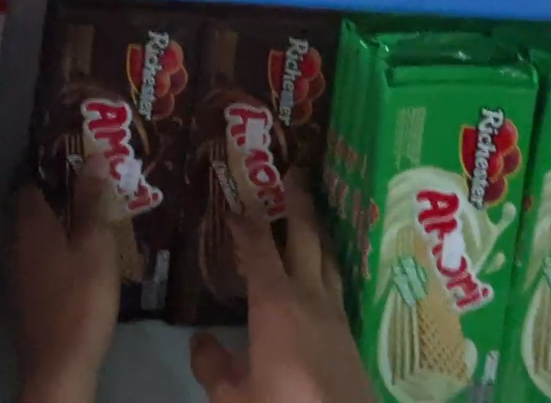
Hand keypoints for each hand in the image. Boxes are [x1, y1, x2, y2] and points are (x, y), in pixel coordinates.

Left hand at [11, 169, 122, 402]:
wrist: (60, 365)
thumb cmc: (80, 296)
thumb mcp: (94, 243)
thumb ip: (91, 200)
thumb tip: (93, 155)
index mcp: (31, 223)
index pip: (30, 181)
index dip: (49, 166)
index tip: (73, 156)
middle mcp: (17, 242)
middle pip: (30, 206)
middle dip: (54, 192)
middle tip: (87, 182)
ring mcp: (18, 271)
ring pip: (33, 232)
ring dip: (55, 220)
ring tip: (86, 212)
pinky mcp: (26, 294)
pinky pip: (37, 254)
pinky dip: (53, 245)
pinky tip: (76, 250)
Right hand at [190, 172, 370, 402]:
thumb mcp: (234, 401)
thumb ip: (213, 367)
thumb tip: (198, 340)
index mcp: (274, 302)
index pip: (259, 246)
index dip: (246, 220)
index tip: (235, 201)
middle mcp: (308, 296)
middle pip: (305, 236)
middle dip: (298, 202)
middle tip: (295, 172)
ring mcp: (335, 314)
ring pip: (327, 257)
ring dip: (318, 230)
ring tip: (312, 213)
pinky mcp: (351, 336)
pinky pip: (337, 285)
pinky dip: (327, 265)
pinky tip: (324, 272)